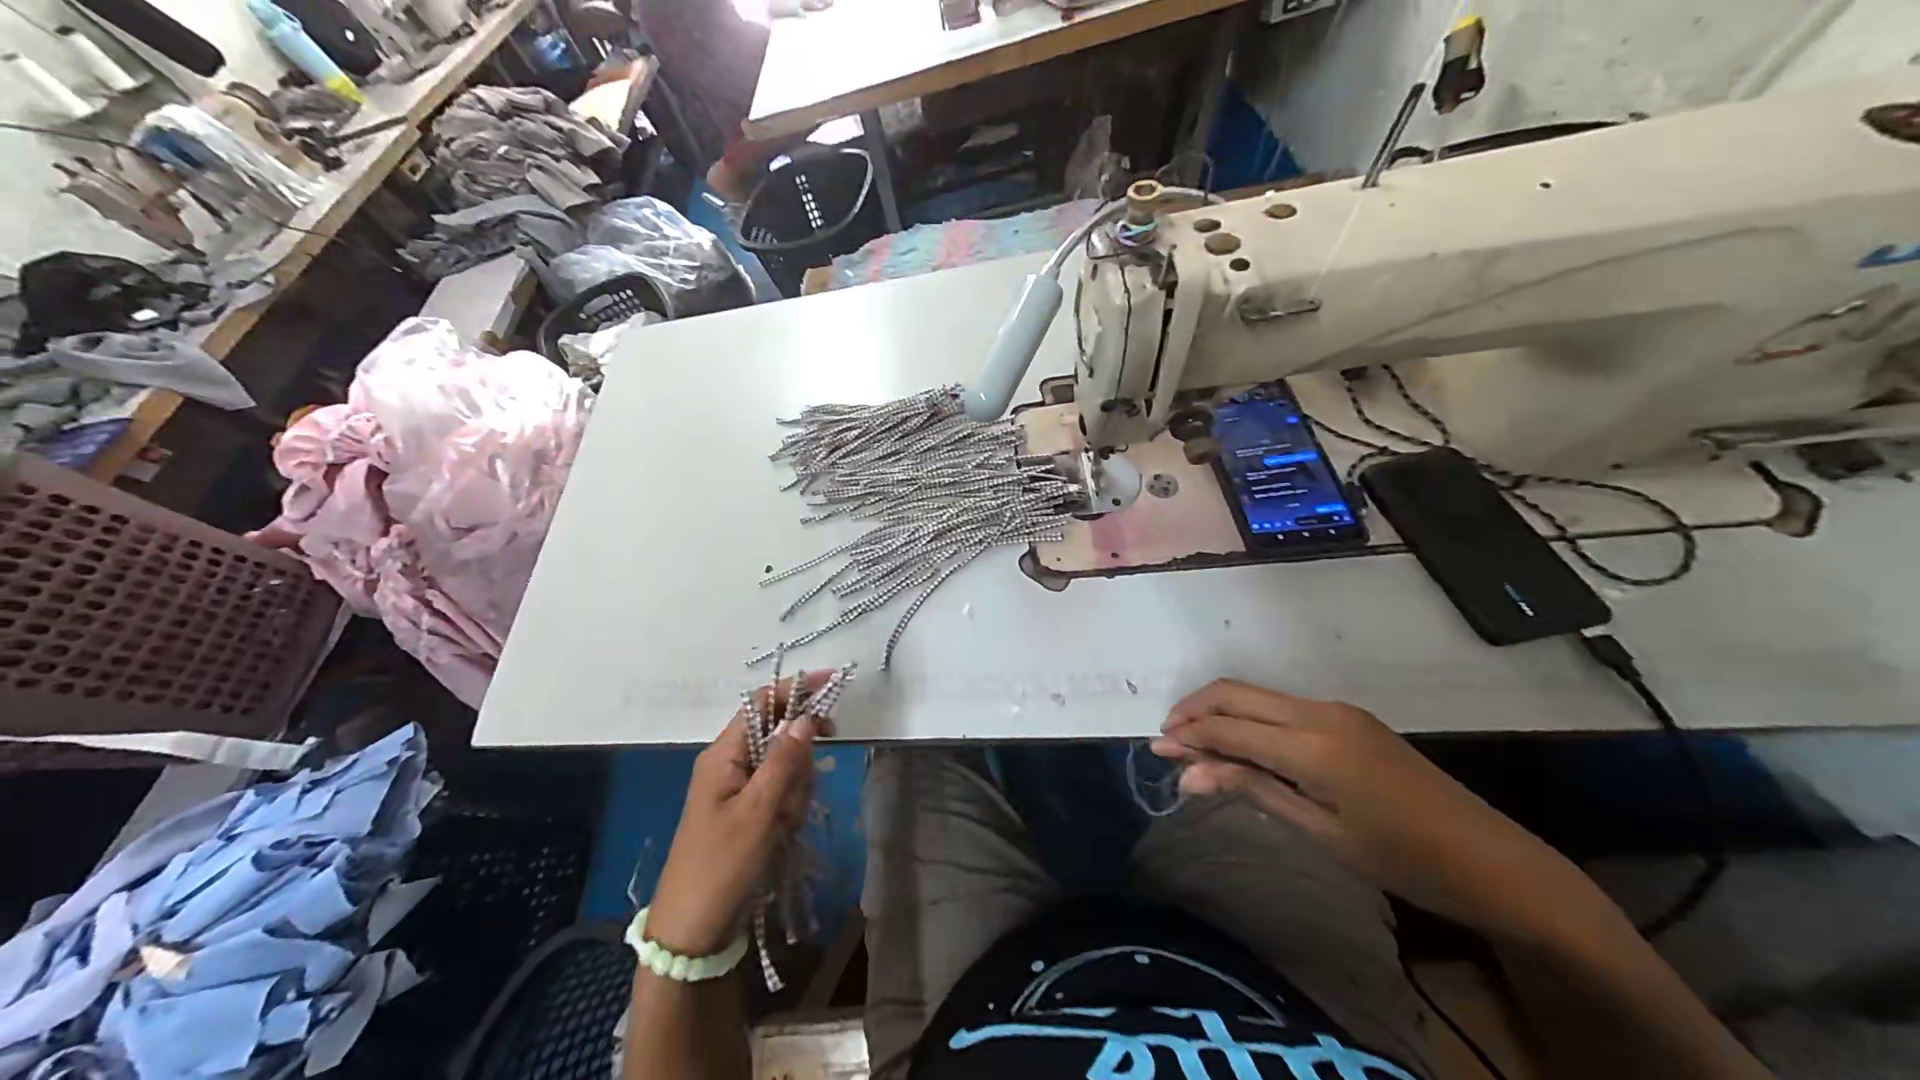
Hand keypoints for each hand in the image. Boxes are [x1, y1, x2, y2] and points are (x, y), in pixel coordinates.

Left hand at [645, 673, 829, 957]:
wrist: (693, 930)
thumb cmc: (721, 866)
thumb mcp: (758, 812)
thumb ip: (784, 760)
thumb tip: (805, 717)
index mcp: (724, 754)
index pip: (762, 703)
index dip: (795, 689)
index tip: (833, 683)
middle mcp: (731, 763)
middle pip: (782, 738)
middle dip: (798, 765)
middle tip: (792, 802)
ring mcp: (740, 789)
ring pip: (787, 769)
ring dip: (795, 794)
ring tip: (781, 829)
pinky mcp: (748, 812)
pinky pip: (781, 795)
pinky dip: (788, 811)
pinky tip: (780, 837)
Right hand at [1152, 679, 1618, 944]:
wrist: (1490, 859)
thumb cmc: (1401, 858)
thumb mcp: (1319, 831)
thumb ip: (1252, 789)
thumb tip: (1189, 775)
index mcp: (1311, 744)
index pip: (1228, 726)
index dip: (1187, 736)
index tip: (1155, 751)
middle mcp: (1319, 712)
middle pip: (1236, 693)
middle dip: (1194, 711)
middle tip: (1166, 741)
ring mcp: (1336, 711)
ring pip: (1257, 696)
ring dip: (1219, 713)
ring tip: (1194, 746)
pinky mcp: (1348, 719)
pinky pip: (1281, 707)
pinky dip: (1249, 719)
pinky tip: (1240, 746)